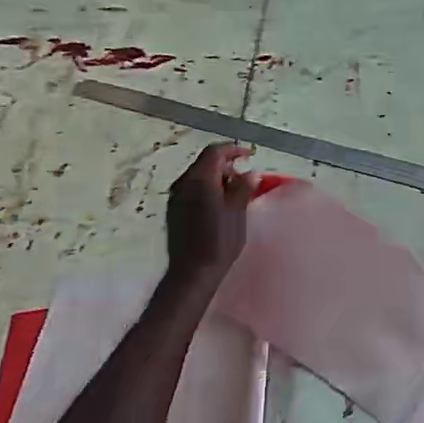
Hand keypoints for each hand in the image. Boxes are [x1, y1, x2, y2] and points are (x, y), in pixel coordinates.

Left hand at [166, 143, 252, 286]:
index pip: (214, 153)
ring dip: (216, 179)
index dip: (232, 150)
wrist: (193, 272)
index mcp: (199, 179)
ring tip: (234, 193)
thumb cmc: (219, 242)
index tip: (248, 155)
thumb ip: (243, 188)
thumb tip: (250, 174)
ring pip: (197, 178)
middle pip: (204, 164)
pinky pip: (191, 191)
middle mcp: (183, 183)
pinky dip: (207, 190)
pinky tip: (219, 205)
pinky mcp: (174, 212)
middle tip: (244, 177)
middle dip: (225, 165)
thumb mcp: (237, 213)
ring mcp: (175, 198)